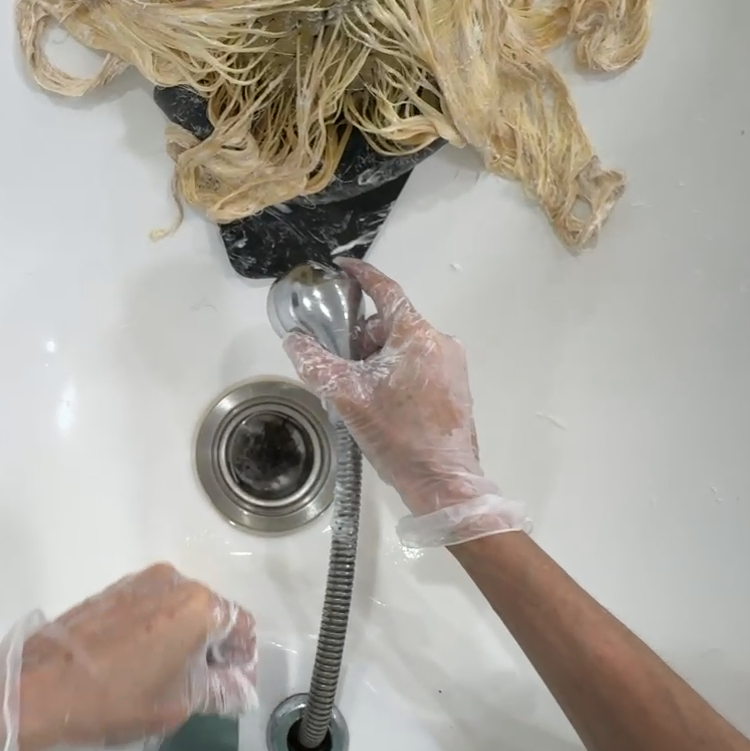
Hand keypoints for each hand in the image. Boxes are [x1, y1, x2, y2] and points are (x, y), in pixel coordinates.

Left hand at [0, 564, 257, 750]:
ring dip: (186, 637)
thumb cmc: (115, 698)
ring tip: (173, 678)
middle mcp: (173, 581)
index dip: (243, 659)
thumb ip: (219, 690)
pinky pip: (154, 606)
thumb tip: (239, 687)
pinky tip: (145, 662)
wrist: (40, 685)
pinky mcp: (115, 589)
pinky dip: (160, 629)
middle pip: (211, 612)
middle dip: (216, 647)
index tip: (234, 687)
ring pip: (181, 607)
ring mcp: (140, 581)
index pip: (240, 625)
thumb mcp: (177, 704)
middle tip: (207, 687)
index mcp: (196, 605)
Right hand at [283, 258, 526, 547]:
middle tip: (339, 362)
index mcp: (416, 336)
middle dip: (361, 336)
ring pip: (402, 345)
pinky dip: (393, 371)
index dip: (362, 275)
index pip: (385, 291)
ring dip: (375, 357)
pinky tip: (380, 401)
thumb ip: (314, 362)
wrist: (443, 483)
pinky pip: (417, 363)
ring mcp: (452, 365)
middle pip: (389, 322)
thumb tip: (294, 340)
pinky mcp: (455, 386)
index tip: (343, 267)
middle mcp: (440, 342)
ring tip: (358, 391)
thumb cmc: (398, 436)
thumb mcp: (346, 396)